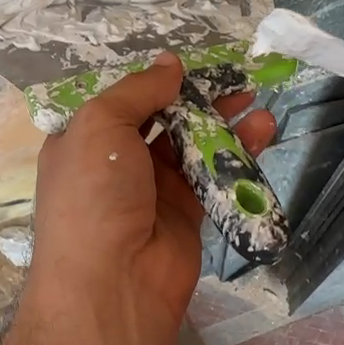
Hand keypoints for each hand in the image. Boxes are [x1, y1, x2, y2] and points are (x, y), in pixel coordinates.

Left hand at [0, 54, 275, 344]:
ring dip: (220, 118)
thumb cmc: (93, 192)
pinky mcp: (187, 210)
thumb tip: (169, 62)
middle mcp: (115, 160)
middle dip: (191, 95)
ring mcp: (152, 187)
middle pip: (158, 116)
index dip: (147, 79)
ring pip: (190, 142)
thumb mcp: (100, 124)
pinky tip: (261, 127)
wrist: (113, 284)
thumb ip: (139, 90)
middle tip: (226, 73)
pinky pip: (214, 172)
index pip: (117, 99)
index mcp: (82, 137)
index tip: (180, 60)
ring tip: (250, 94)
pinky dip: (237, 150)